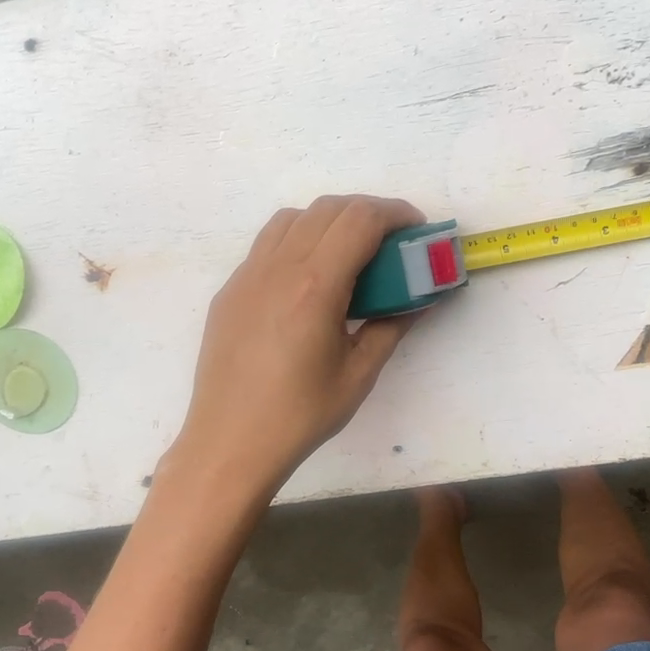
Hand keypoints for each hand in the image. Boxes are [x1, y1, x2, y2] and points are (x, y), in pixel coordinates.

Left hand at [171, 195, 425, 495]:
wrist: (230, 442)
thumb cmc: (300, 415)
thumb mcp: (358, 374)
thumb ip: (391, 327)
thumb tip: (419, 300)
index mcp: (316, 285)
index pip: (360, 220)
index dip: (395, 213)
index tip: (416, 228)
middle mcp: (278, 267)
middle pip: (328, 208)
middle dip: (368, 212)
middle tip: (391, 241)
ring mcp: (247, 275)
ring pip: (293, 218)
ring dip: (329, 221)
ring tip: (350, 254)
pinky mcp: (230, 291)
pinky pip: (267, 245)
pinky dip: (298, 240)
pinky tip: (310, 279)